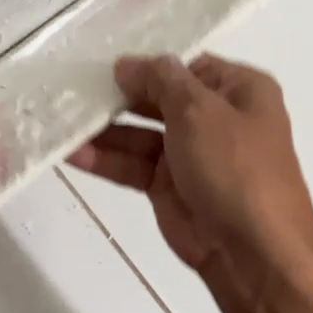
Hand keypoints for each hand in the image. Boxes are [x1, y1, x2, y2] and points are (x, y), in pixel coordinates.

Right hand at [66, 54, 312, 290]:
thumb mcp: (199, 111)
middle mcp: (214, 119)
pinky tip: (70, 153)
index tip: (101, 63)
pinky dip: (103, 160)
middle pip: (156, 101)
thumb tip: (127, 64)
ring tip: (60, 122)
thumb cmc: (235, 168)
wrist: (252, 249)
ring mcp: (188, 155)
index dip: (145, 65)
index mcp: (237, 91)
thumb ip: (160, 81)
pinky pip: (130, 166)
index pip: (184, 67)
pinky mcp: (166, 188)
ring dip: (102, 131)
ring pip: (137, 136)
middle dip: (116, 98)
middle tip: (71, 91)